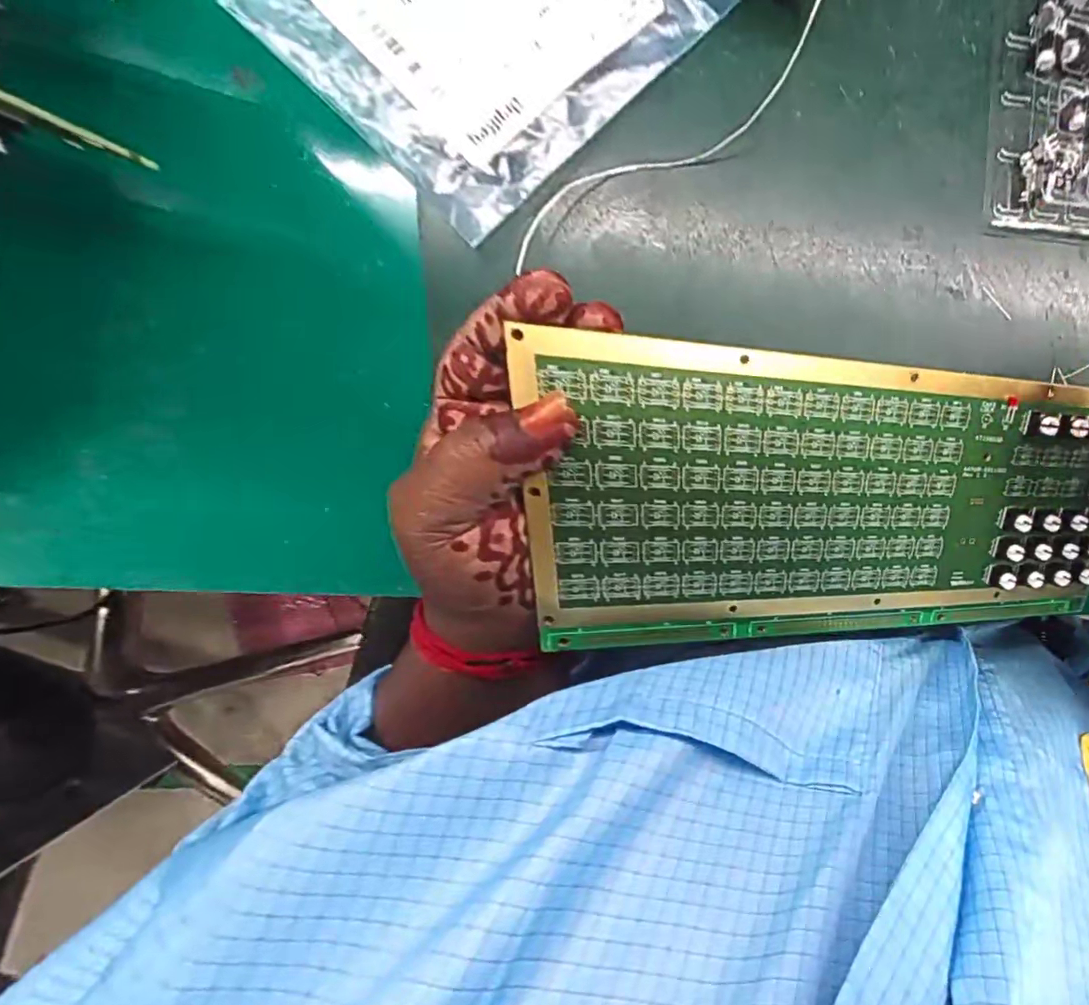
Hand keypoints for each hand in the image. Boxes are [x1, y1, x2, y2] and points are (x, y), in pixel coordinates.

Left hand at [389, 269, 622, 653]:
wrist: (500, 627)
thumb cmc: (455, 568)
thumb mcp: (435, 511)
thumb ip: (478, 459)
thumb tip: (557, 411)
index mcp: (464, 422)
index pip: (481, 355)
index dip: (510, 317)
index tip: (548, 292)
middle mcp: (516, 427)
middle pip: (541, 365)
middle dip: (568, 333)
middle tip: (600, 322)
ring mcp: (563, 455)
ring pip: (585, 398)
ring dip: (609, 370)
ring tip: (632, 353)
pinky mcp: (599, 483)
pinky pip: (616, 446)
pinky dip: (634, 423)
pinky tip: (652, 405)